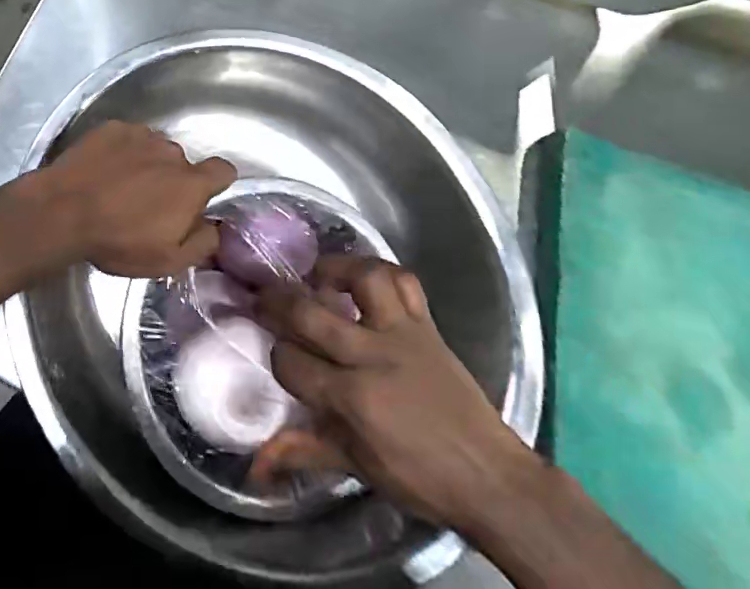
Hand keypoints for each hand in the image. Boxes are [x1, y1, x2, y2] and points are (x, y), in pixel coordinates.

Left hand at [19, 121, 234, 276]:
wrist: (61, 211)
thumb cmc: (117, 240)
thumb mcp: (167, 260)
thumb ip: (202, 243)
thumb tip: (213, 226)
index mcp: (190, 183)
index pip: (223, 170)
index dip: (215, 183)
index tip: (197, 198)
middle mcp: (170, 152)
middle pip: (181, 162)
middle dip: (170, 179)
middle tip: (145, 202)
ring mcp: (138, 135)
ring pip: (153, 148)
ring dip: (145, 163)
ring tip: (119, 184)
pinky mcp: (109, 128)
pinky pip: (126, 137)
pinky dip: (120, 150)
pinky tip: (102, 168)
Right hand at [252, 254, 543, 528]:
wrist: (494, 479)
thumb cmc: (420, 478)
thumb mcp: (355, 465)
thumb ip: (302, 449)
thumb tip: (255, 463)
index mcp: (352, 397)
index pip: (290, 361)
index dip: (276, 357)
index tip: (278, 359)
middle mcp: (373, 357)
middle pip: (308, 312)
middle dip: (276, 302)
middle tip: (264, 299)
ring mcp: (404, 336)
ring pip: (363, 279)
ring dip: (334, 269)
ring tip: (316, 276)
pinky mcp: (428, 329)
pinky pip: (406, 283)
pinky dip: (381, 271)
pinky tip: (361, 280)